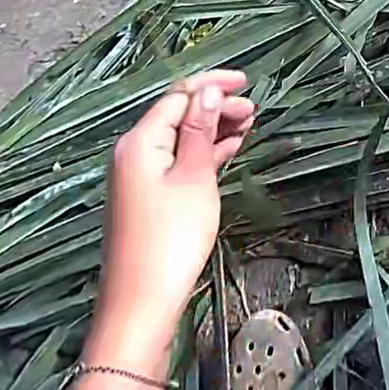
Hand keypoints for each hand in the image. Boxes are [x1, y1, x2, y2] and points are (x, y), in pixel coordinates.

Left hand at [83, 70, 256, 374]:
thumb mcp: (194, 176)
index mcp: (140, 141)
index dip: (212, 84)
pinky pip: (179, 158)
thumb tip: (208, 90)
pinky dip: (204, 151)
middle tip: (253, 110)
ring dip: (213, 127)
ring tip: (247, 125)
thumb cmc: (171, 240)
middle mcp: (135, 152)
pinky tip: (229, 148)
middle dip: (216, 106)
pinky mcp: (149, 195)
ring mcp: (140, 175)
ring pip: (181, 136)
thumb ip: (201, 129)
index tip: (245, 82)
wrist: (141, 307)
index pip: (178, 95)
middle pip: (179, 113)